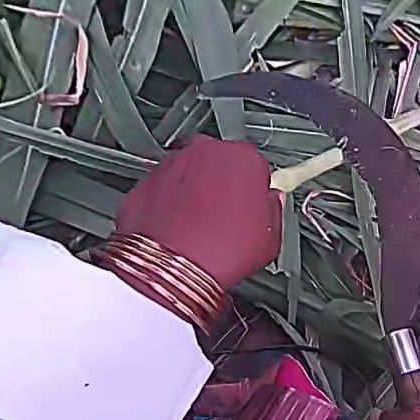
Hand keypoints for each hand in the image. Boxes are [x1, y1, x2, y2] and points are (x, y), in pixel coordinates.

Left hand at [116, 135, 280, 289]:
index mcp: (244, 159)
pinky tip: (180, 232)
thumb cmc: (219, 252)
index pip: (258, 166)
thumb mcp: (269, 241)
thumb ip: (274, 212)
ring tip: (202, 231)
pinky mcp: (145, 181)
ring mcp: (172, 164)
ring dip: (196, 195)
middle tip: (228, 223)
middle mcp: (206, 151)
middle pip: (221, 164)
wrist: (170, 268)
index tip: (256, 208)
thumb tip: (272, 205)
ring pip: (191, 174)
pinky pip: (164, 190)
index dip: (257, 190)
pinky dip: (170, 205)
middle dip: (225, 188)